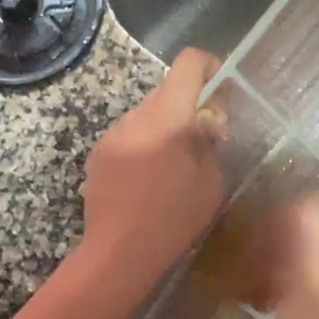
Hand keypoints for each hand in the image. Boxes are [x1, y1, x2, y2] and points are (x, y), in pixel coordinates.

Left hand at [81, 48, 227, 288]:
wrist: (118, 253)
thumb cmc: (173, 222)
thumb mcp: (210, 182)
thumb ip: (209, 141)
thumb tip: (209, 117)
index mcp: (167, 119)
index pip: (187, 65)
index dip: (209, 67)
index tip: (221, 89)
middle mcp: (135, 117)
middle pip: (166, 92)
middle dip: (188, 107)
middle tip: (205, 139)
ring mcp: (112, 134)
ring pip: (146, 115)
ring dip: (164, 128)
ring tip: (174, 166)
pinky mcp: (97, 153)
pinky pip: (129, 135)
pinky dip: (143, 145)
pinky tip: (148, 180)